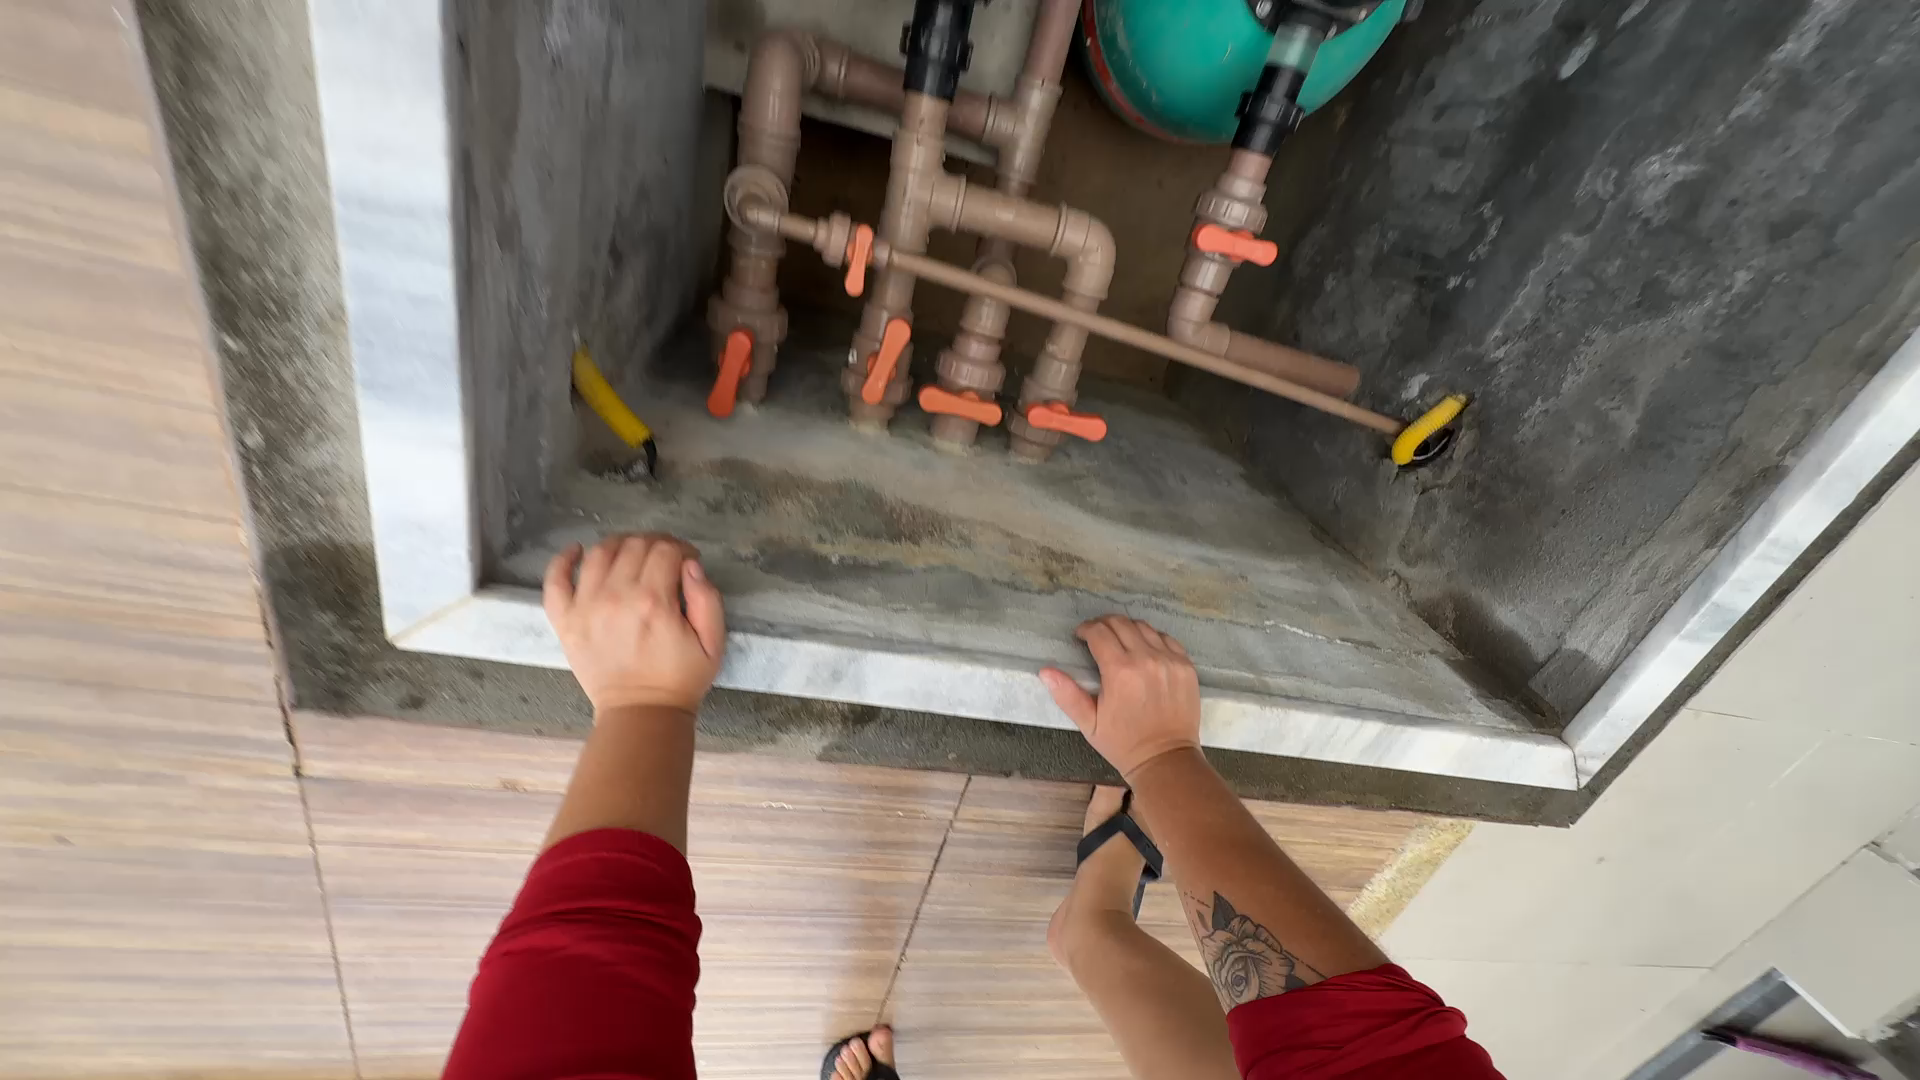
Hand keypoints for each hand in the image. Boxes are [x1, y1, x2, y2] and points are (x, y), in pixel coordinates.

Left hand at [542, 533, 726, 714]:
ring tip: (632, 554)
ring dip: (619, 544)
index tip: (689, 560)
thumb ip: (708, 599)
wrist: (640, 712)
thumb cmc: (681, 678)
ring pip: (599, 553)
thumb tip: (691, 565)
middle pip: (634, 545)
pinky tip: (578, 551)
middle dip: (656, 543)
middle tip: (666, 558)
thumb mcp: (713, 642)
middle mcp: (616, 597)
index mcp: (654, 602)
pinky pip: (555, 580)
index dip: (682, 548)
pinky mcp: (565, 620)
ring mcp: (585, 607)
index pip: (666, 550)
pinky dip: (563, 559)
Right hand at [1039, 615, 1201, 779]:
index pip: (1099, 632)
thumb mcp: (1088, 723)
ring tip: (1119, 641)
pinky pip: (1166, 638)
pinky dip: (1151, 638)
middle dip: (1103, 624)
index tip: (1081, 636)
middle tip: (1096, 635)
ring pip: (1143, 627)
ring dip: (1127, 629)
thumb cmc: (1123, 743)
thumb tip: (1045, 671)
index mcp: (1120, 671)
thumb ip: (1067, 694)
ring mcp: (1170, 661)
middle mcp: (1146, 659)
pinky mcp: (1186, 666)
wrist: (1166, 759)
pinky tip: (1144, 650)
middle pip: (1120, 623)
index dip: (1086, 630)